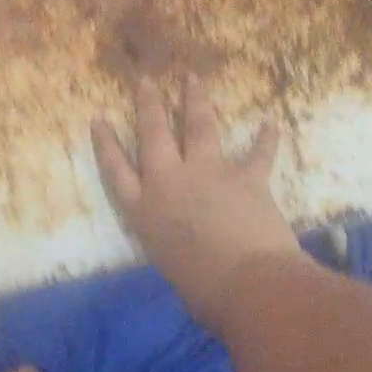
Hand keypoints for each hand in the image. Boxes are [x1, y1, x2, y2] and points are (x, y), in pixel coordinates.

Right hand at [92, 76, 304, 328]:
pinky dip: (266, 138)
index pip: (116, 170)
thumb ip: (176, 248)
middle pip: (153, 134)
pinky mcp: (246, 176)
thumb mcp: (172, 268)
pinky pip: (258, 152)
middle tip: (145, 80)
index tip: (99, 118)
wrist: (249, 285)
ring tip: (194, 78)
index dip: (106, 143)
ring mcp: (208, 173)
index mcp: (144, 211)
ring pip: (198, 127)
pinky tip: (271, 123)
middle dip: (148, 105)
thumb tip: (192, 251)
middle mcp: (169, 183)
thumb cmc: (204, 293)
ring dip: (196, 100)